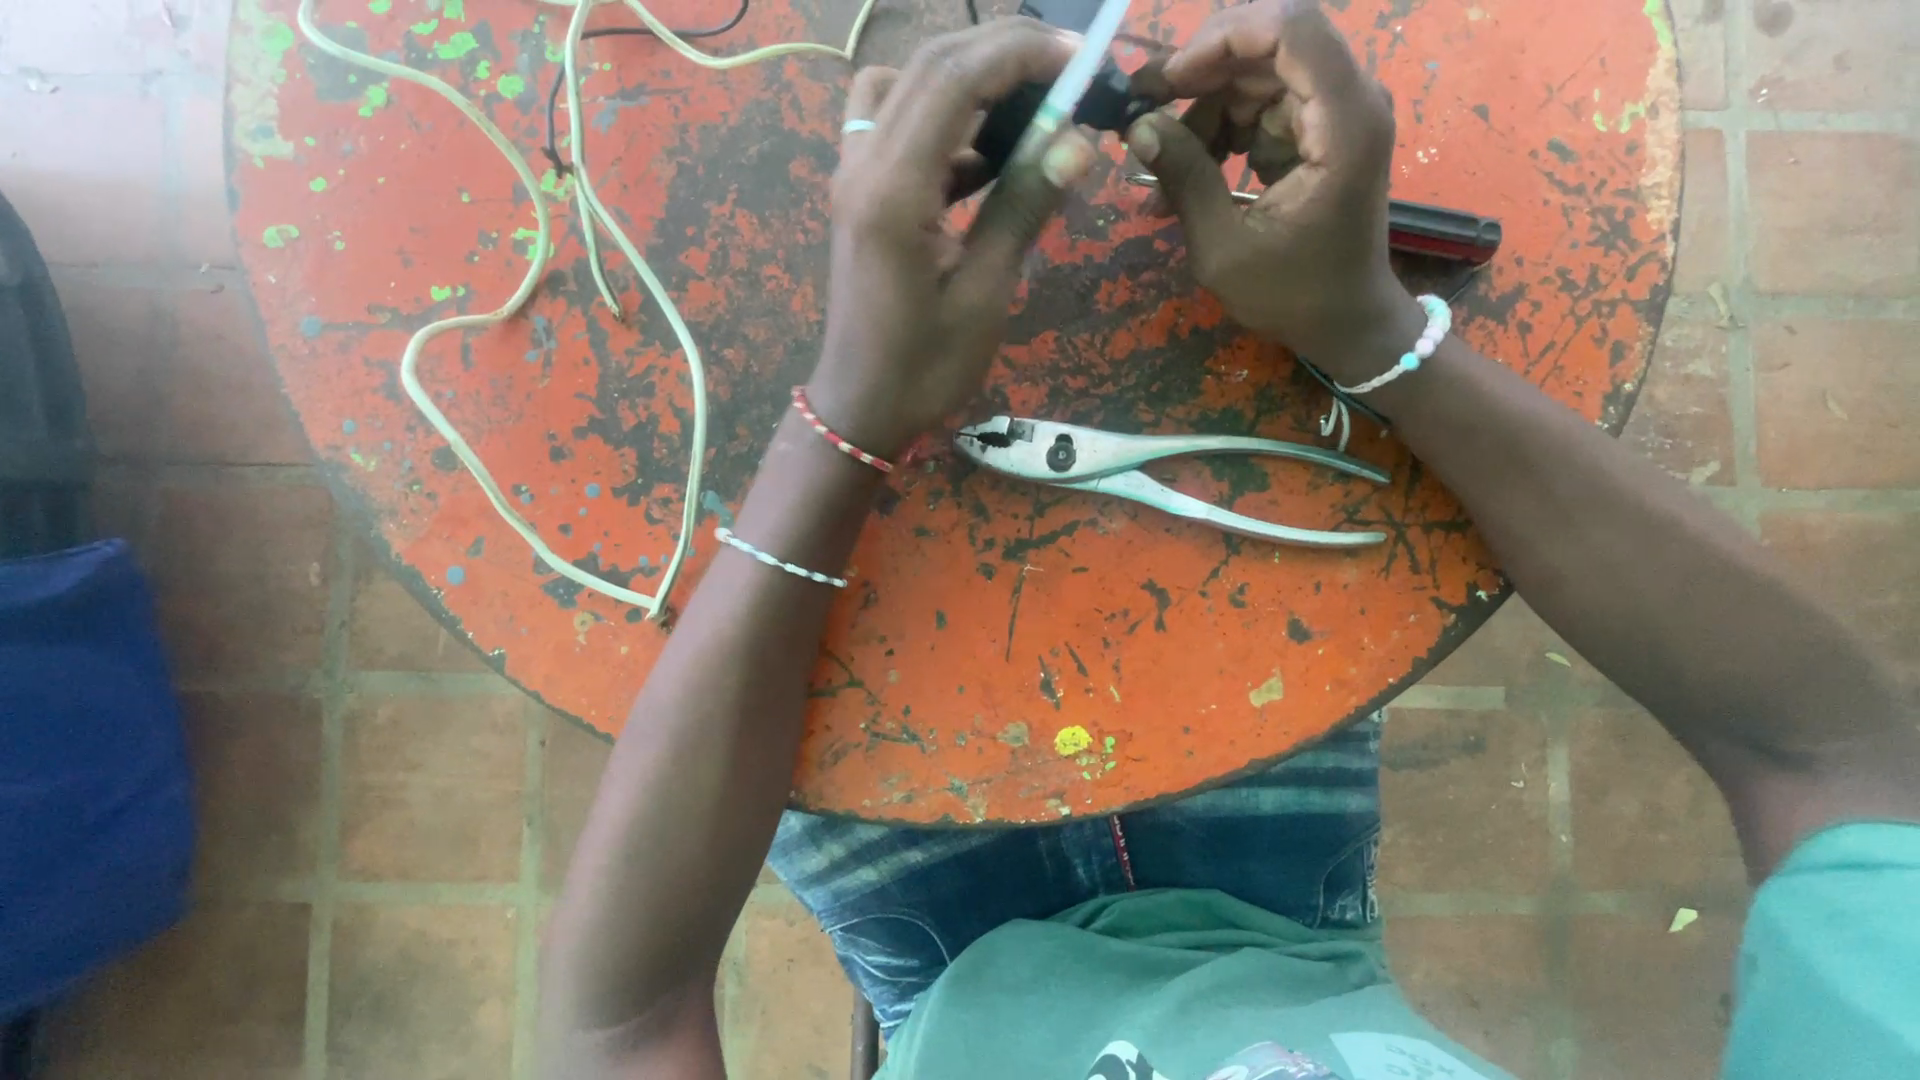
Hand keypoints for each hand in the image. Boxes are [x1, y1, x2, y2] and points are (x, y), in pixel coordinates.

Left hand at [806, 18, 1097, 457]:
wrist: (861, 406)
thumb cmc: (926, 367)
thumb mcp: (986, 293)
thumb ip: (1024, 206)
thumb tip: (1078, 139)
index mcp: (895, 191)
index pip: (955, 78)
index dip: (1021, 53)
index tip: (1080, 61)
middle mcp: (862, 165)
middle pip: (929, 64)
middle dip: (1002, 51)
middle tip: (1066, 68)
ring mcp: (852, 176)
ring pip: (905, 84)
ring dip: (968, 79)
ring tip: (1029, 106)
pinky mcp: (858, 193)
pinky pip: (892, 123)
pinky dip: (942, 119)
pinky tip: (986, 157)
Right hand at [1127, 0, 1423, 376]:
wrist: (1345, 323)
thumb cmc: (1292, 295)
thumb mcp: (1224, 248)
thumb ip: (1185, 179)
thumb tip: (1136, 127)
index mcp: (1342, 124)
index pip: (1289, 28)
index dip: (1220, 39)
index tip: (1166, 82)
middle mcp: (1350, 100)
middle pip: (1268, 46)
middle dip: (1200, 76)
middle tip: (1143, 115)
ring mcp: (1337, 114)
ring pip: (1257, 78)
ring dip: (1203, 116)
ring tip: (1159, 172)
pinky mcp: (1320, 133)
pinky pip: (1261, 109)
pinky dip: (1220, 136)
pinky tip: (1185, 179)